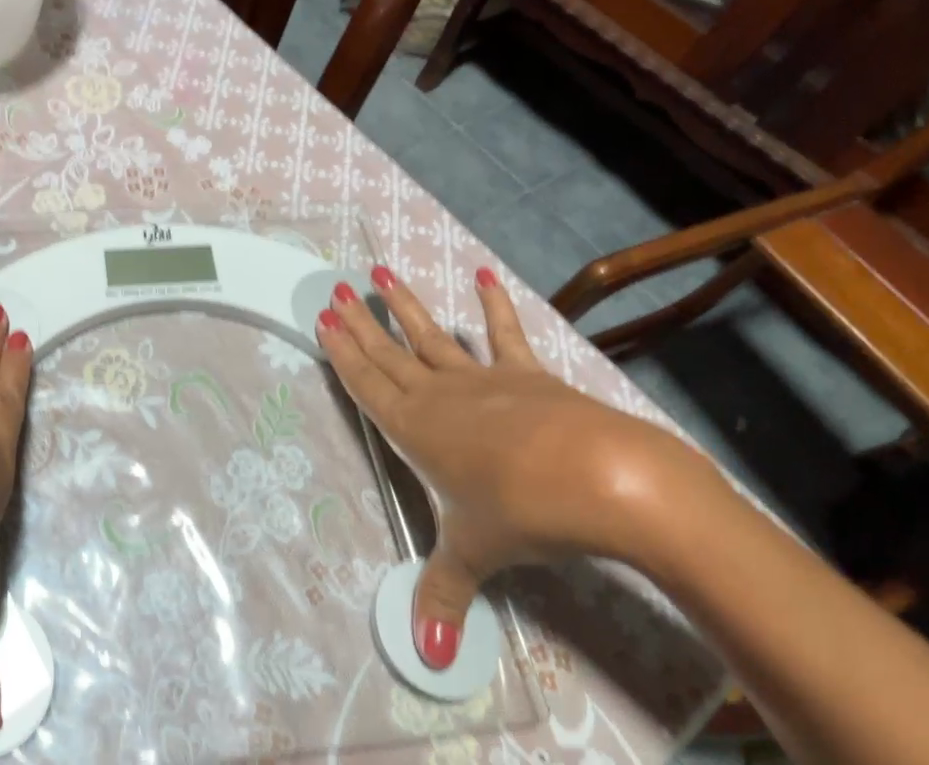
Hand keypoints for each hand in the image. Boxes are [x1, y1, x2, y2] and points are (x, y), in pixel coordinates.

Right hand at [317, 266, 713, 669]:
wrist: (605, 478)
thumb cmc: (524, 513)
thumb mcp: (476, 554)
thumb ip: (444, 593)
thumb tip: (423, 655)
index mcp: (415, 431)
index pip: (367, 385)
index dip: (344, 354)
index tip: (324, 319)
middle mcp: (441, 397)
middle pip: (390, 356)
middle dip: (361, 325)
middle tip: (336, 290)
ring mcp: (485, 380)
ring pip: (433, 338)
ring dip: (406, 308)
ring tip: (381, 273)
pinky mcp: (529, 375)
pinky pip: (505, 333)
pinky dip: (494, 303)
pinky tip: (483, 273)